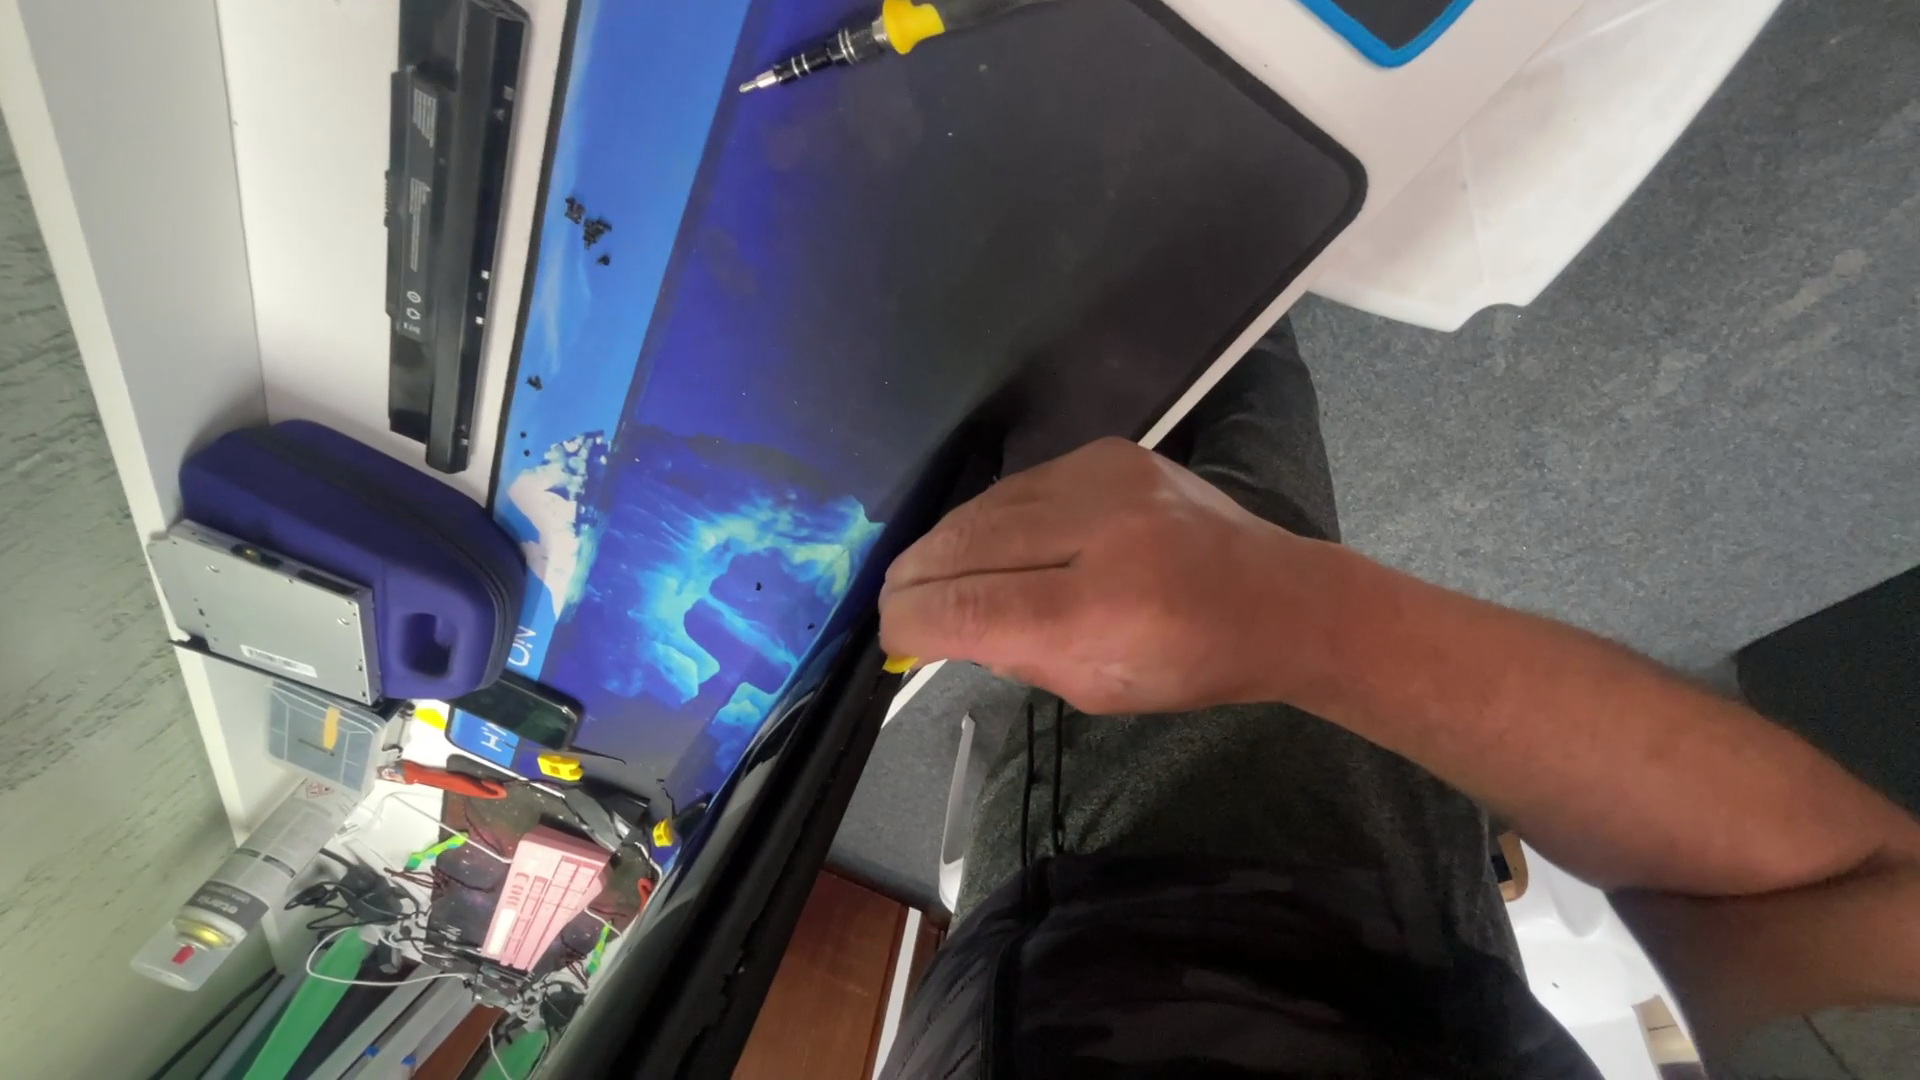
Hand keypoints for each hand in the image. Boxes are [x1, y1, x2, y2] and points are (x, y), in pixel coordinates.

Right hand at [879, 438, 1341, 713]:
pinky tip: (984, 539)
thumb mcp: (1095, 689)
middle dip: (914, 576)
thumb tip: (945, 626)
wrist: (1277, 597)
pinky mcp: (1109, 451)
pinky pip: (1019, 485)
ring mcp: (1104, 477)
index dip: (912, 621)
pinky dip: (990, 516)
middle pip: (964, 544)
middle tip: (894, 597)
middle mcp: (1097, 530)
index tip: (891, 633)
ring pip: (984, 506)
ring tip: (928, 569)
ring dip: (945, 542)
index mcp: (1097, 610)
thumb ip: (1013, 654)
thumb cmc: (1190, 663)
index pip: (967, 608)